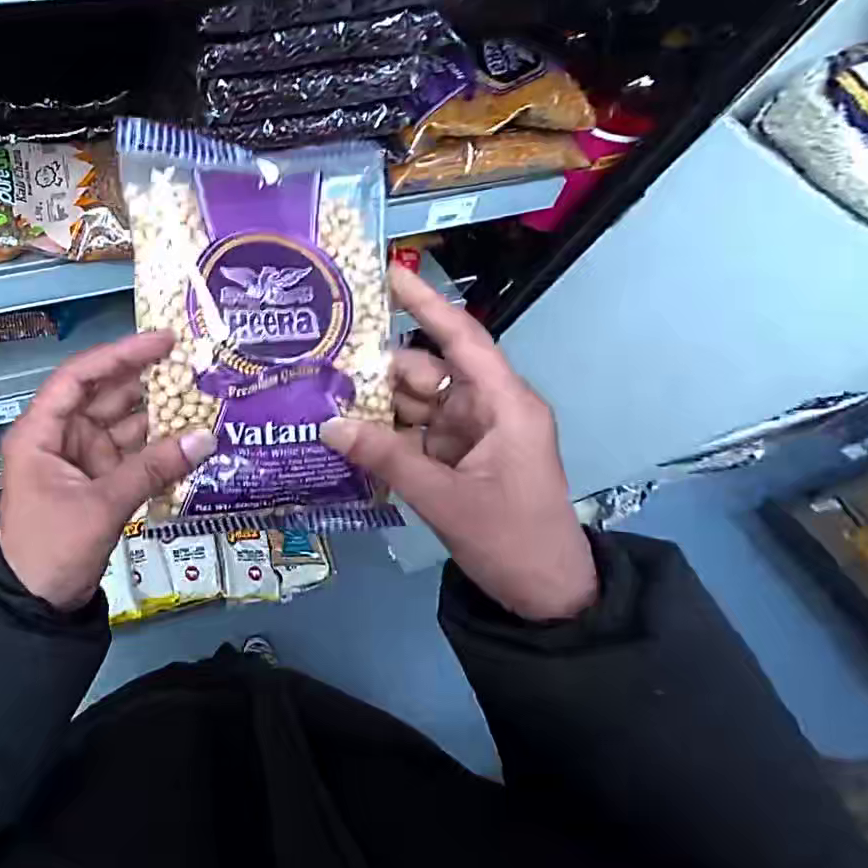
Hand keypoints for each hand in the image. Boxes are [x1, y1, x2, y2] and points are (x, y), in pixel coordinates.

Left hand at [0, 331, 217, 610]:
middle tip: (194, 365)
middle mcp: (60, 436)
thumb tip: (206, 438)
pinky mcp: (98, 480)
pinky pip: (131, 453)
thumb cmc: (53, 548)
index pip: (80, 377)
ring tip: (203, 397)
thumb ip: (153, 469)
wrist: (37, 603)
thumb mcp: (102, 506)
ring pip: (123, 425)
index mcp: (41, 432)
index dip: (120, 354)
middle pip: (105, 396)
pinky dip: (157, 448)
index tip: (162, 341)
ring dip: (158, 415)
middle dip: (147, 381)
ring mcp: (81, 458)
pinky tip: (190, 437)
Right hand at [319, 266, 596, 620]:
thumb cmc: (511, 539)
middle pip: (426, 372)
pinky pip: (412, 432)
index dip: (425, 304)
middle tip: (323, 362)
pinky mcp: (454, 457)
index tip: (387, 273)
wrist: (545, 594)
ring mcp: (468, 434)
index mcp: (503, 405)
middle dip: (378, 368)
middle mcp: (485, 409)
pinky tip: (345, 432)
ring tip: (322, 398)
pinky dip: (383, 433)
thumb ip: (386, 458)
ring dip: (375, 404)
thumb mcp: (445, 499)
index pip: (461, 339)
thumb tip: (329, 425)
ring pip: (414, 403)